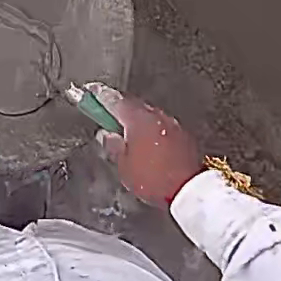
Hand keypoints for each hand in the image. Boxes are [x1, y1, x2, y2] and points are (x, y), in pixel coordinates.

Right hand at [89, 83, 202, 206]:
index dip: (100, 95)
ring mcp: (172, 124)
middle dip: (119, 109)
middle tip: (107, 115)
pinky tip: (148, 144)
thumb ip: (113, 146)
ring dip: (136, 121)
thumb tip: (106, 134)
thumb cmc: (153, 178)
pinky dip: (151, 131)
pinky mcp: (183, 136)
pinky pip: (161, 127)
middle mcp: (156, 115)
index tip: (91, 90)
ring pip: (149, 116)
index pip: (114, 100)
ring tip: (127, 134)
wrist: (189, 190)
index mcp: (138, 118)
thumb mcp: (124, 166)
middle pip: (133, 106)